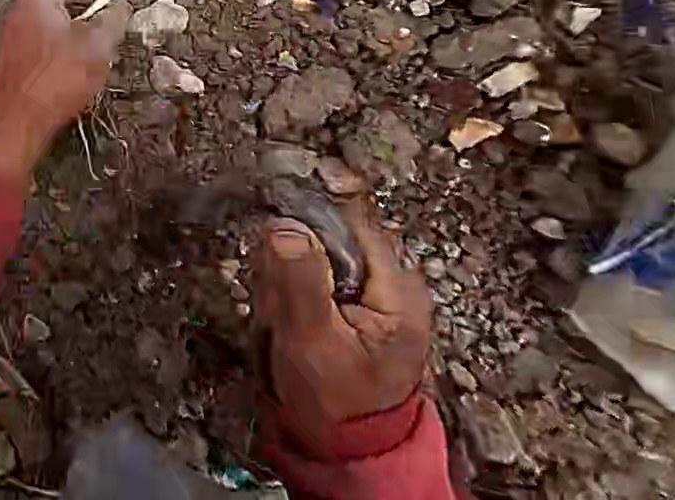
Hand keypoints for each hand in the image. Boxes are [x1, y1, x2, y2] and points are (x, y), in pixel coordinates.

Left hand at [0, 0, 130, 186]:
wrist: (17, 123)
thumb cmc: (56, 81)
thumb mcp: (97, 47)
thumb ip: (113, 21)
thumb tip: (121, 7)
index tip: (117, 2)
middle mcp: (18, 10)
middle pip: (60, 3)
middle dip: (87, 15)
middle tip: (108, 29)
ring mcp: (9, 34)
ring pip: (50, 25)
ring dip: (72, 34)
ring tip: (93, 53)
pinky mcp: (7, 59)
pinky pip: (39, 44)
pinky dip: (57, 50)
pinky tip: (71, 70)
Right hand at [255, 208, 430, 456]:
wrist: (341, 450)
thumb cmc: (333, 404)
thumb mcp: (312, 342)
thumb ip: (301, 281)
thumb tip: (287, 225)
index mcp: (397, 287)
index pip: (344, 224)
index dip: (305, 233)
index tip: (277, 257)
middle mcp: (390, 279)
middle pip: (325, 237)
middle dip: (292, 267)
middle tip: (280, 306)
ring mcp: (373, 289)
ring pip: (313, 255)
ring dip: (288, 282)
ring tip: (285, 321)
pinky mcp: (353, 298)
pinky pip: (311, 275)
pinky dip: (292, 294)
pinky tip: (289, 323)